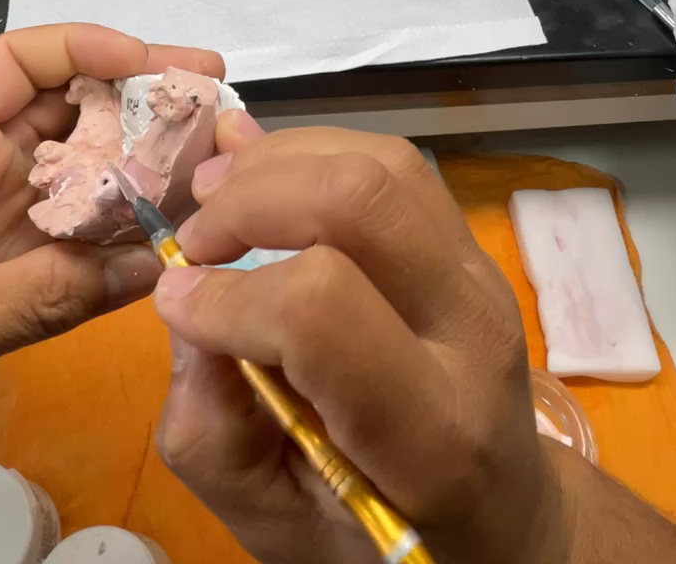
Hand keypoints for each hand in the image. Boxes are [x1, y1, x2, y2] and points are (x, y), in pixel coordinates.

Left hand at [0, 24, 222, 499]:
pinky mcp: (11, 273)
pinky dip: (126, 235)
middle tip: (213, 101)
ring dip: (143, 167)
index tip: (151, 63)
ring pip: (83, 175)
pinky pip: (81, 239)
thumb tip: (158, 265)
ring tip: (212, 163)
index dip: (83, 49)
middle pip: (67, 112)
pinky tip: (175, 234)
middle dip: (138, 100)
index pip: (13, 65)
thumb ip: (46, 293)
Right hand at [150, 120, 564, 563]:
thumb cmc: (381, 530)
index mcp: (428, 427)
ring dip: (283, 158)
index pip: (323, 309)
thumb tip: (188, 306)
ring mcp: (479, 271)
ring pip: (384, 163)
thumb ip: (212, 434)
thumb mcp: (277, 525)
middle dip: (254, 198)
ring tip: (218, 188)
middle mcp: (470, 328)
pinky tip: (267, 175)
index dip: (231, 294)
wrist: (499, 510)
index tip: (176, 297)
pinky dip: (316, 151)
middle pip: (363, 202)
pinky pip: (395, 162)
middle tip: (194, 233)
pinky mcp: (468, 242)